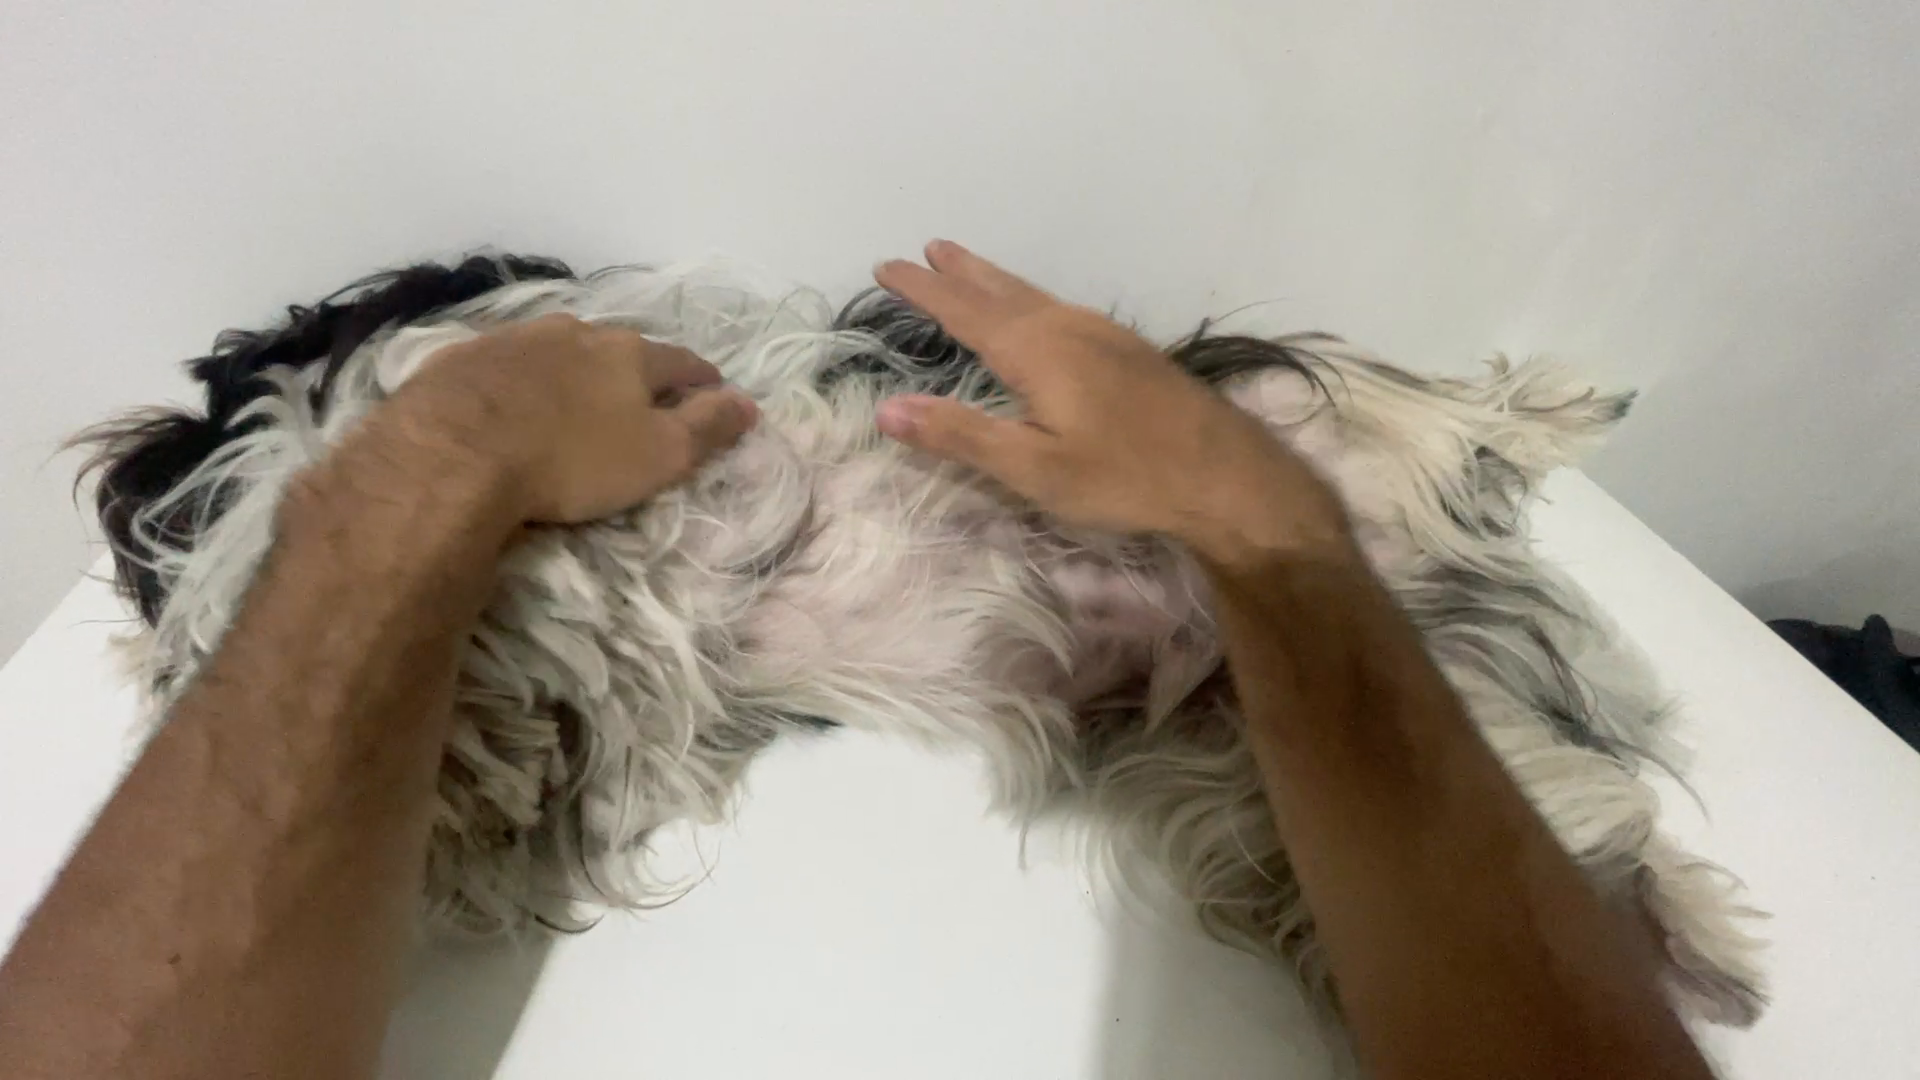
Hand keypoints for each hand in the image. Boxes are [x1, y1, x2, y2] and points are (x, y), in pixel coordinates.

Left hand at [393, 313, 757, 522]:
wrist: (452, 455)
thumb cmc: (574, 460)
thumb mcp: (662, 455)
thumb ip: (710, 427)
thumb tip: (750, 403)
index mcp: (630, 354)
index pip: (683, 361)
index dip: (705, 379)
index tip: (715, 391)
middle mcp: (577, 332)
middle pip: (623, 348)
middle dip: (640, 370)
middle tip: (646, 398)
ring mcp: (517, 338)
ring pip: (565, 348)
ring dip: (582, 368)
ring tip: (583, 396)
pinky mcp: (464, 356)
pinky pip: (513, 362)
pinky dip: (529, 378)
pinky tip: (520, 400)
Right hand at [872, 241, 1351, 565]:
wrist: (1223, 473)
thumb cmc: (1123, 477)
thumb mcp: (1033, 469)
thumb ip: (960, 436)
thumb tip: (886, 409)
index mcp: (1036, 351)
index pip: (963, 310)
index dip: (923, 290)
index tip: (887, 267)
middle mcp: (1067, 328)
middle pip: (1000, 291)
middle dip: (957, 273)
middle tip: (926, 250)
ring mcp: (1102, 334)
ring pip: (1033, 295)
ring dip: (993, 279)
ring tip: (966, 264)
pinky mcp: (1126, 350)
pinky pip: (1059, 308)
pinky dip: (1027, 298)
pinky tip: (1037, 313)